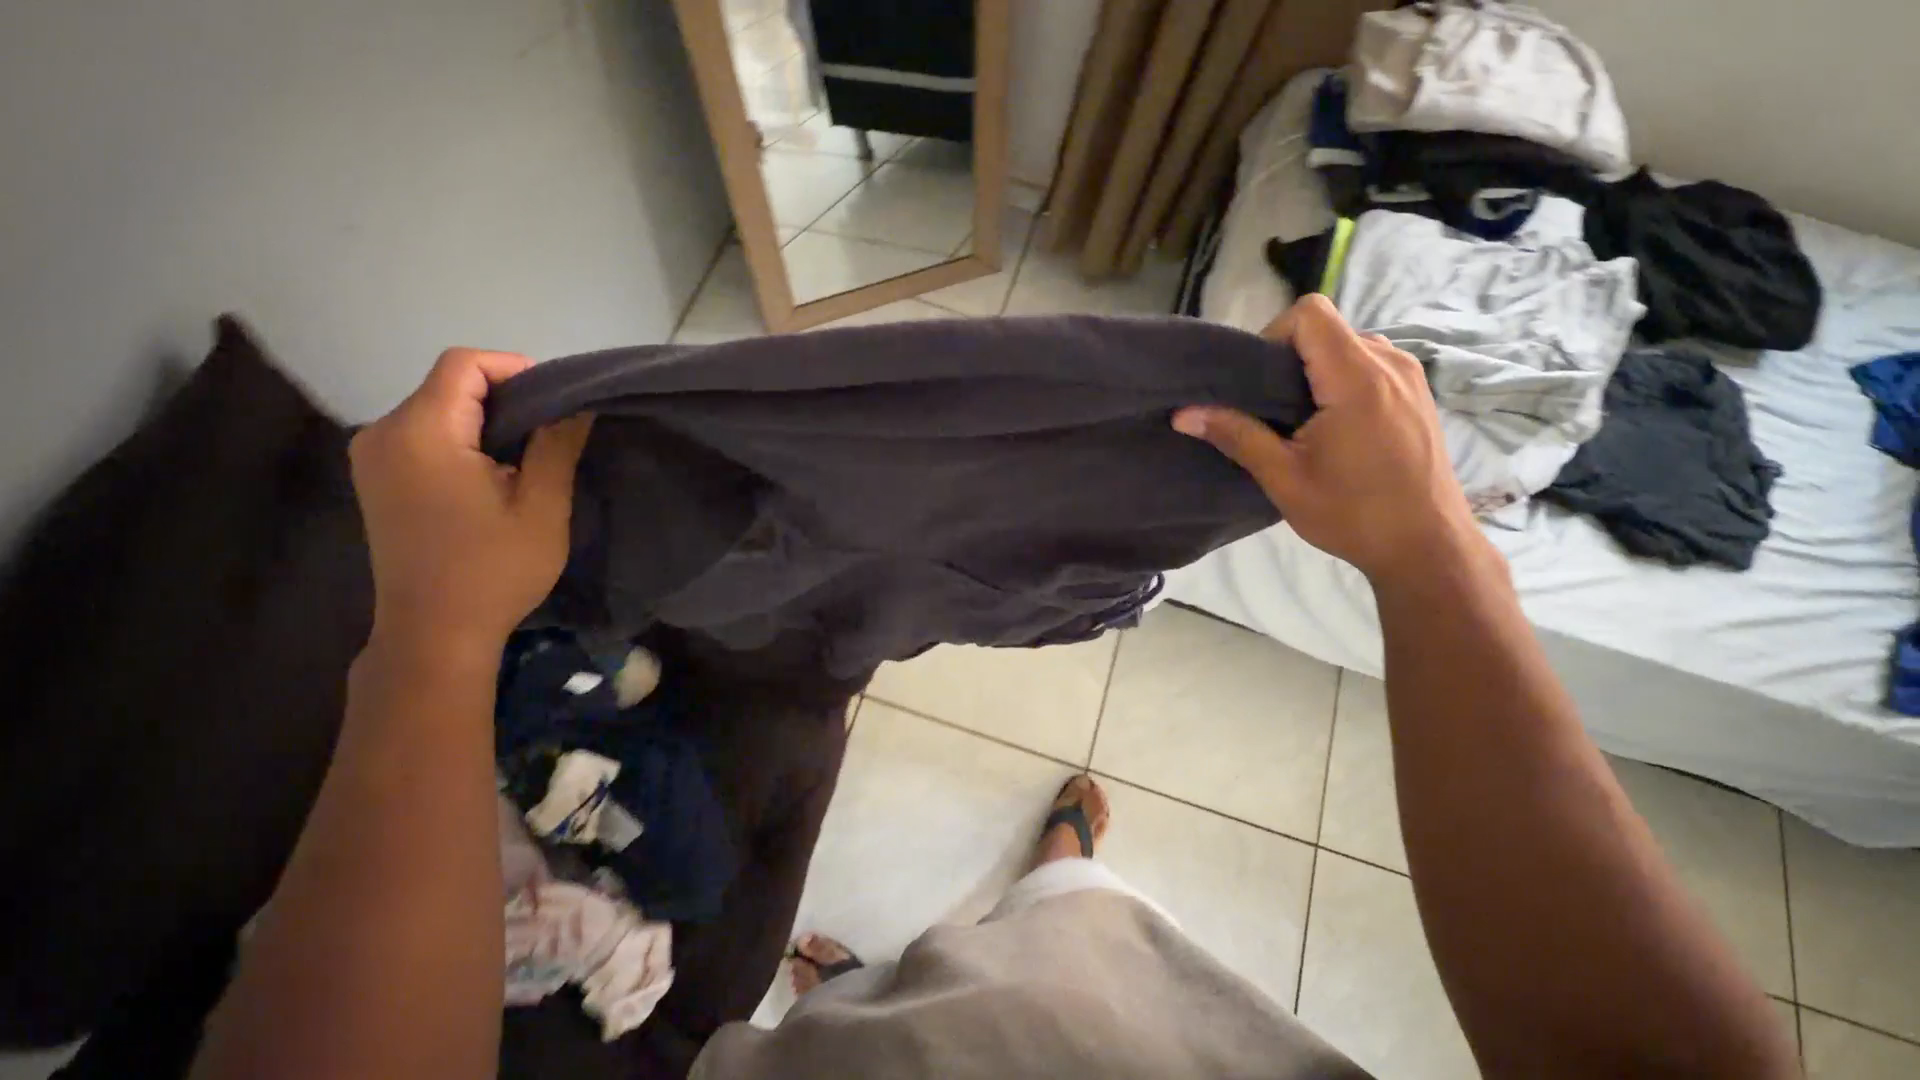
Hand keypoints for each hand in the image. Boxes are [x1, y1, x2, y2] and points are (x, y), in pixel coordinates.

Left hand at [349, 348, 593, 657]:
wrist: (434, 635)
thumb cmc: (493, 571)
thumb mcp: (542, 508)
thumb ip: (556, 444)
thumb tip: (576, 404)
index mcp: (422, 432)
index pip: (465, 364)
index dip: (516, 370)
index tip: (556, 404)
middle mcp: (384, 433)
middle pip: (448, 384)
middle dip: (504, 399)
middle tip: (549, 436)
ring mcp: (373, 457)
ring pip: (436, 409)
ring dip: (483, 422)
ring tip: (524, 460)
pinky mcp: (376, 480)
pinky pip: (422, 436)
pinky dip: (460, 442)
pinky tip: (488, 479)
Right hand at [1173, 295, 1479, 582]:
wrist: (1427, 547)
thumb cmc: (1353, 514)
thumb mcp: (1284, 478)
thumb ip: (1236, 435)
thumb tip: (1183, 414)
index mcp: (1357, 378)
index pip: (1309, 314)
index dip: (1274, 336)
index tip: (1260, 384)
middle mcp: (1390, 364)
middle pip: (1327, 329)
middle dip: (1291, 360)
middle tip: (1273, 412)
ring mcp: (1410, 377)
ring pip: (1348, 346)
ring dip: (1317, 372)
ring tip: (1302, 423)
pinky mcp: (1418, 394)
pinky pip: (1370, 365)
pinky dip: (1343, 382)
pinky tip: (1335, 430)